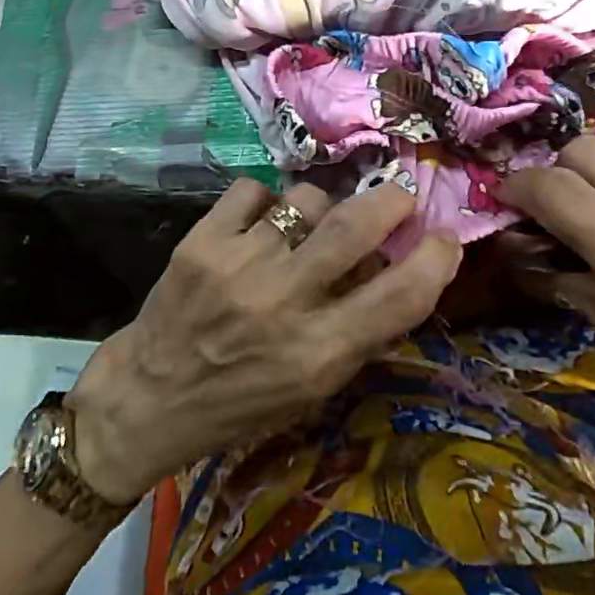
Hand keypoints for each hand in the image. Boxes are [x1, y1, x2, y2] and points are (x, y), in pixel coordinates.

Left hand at [66, 180, 460, 503]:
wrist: (151, 394)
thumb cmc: (239, 403)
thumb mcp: (311, 389)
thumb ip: (356, 333)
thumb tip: (397, 271)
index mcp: (318, 354)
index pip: (401, 297)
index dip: (436, 260)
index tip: (443, 240)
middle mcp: (282, 303)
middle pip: (354, 227)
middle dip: (390, 201)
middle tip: (397, 197)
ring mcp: (238, 265)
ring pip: (304, 201)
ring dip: (320, 208)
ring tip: (310, 224)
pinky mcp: (200, 241)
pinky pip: (253, 191)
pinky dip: (265, 202)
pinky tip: (259, 223)